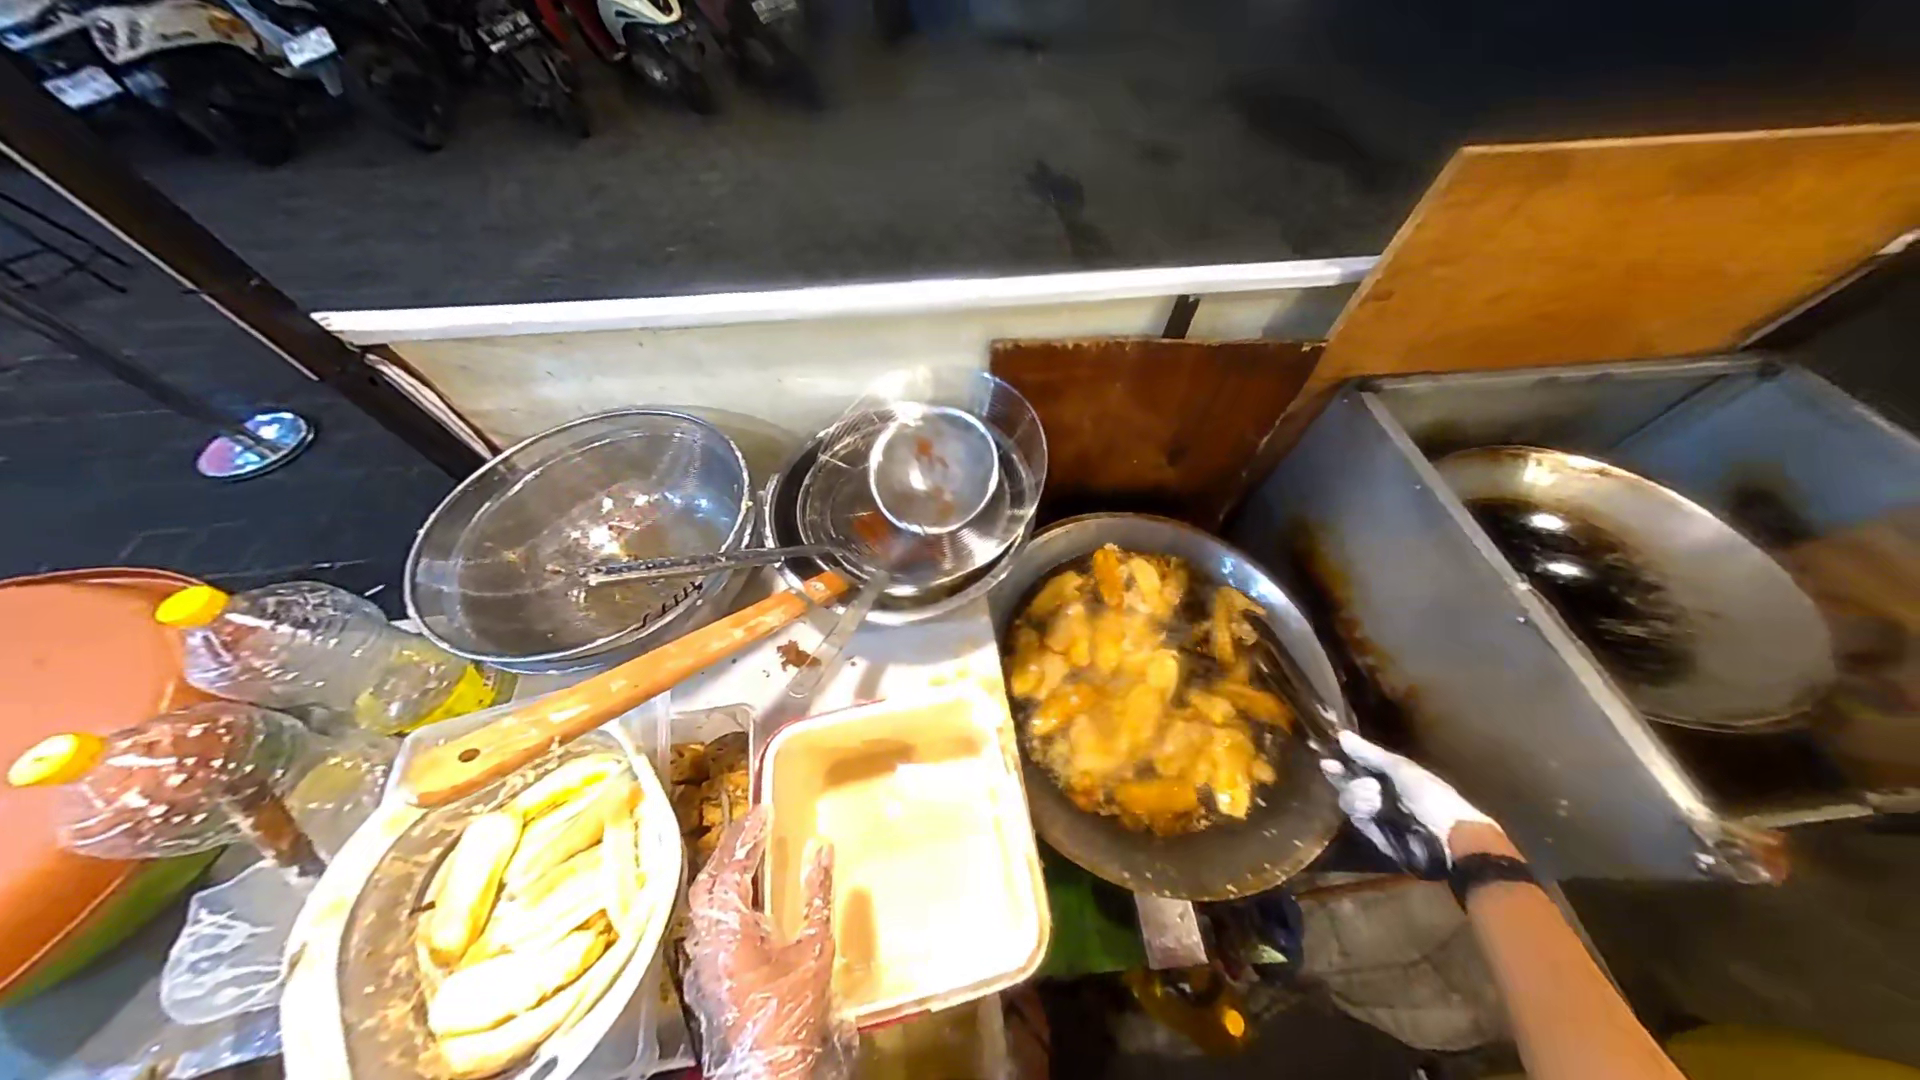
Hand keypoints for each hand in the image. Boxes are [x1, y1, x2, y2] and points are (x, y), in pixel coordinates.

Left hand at [685, 807, 845, 1079]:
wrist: (766, 1069)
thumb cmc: (790, 1013)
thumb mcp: (815, 949)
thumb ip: (817, 896)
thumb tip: (821, 850)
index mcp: (730, 932)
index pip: (731, 870)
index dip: (746, 837)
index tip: (764, 811)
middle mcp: (706, 941)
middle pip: (707, 880)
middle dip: (730, 845)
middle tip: (754, 822)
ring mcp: (701, 957)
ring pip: (702, 899)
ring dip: (723, 866)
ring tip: (748, 844)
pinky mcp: (705, 969)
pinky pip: (706, 916)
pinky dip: (722, 890)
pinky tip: (742, 886)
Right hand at [1319, 730, 1497, 864]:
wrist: (1451, 841)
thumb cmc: (1433, 798)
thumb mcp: (1403, 770)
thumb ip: (1371, 754)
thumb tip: (1340, 735)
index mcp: (1392, 776)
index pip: (1360, 763)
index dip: (1344, 758)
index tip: (1328, 753)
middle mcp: (1381, 793)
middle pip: (1348, 780)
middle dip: (1341, 774)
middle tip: (1331, 767)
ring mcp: (1377, 814)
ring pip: (1348, 798)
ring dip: (1355, 793)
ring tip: (1372, 796)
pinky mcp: (1374, 833)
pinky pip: (1355, 817)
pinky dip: (1360, 811)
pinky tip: (1371, 809)